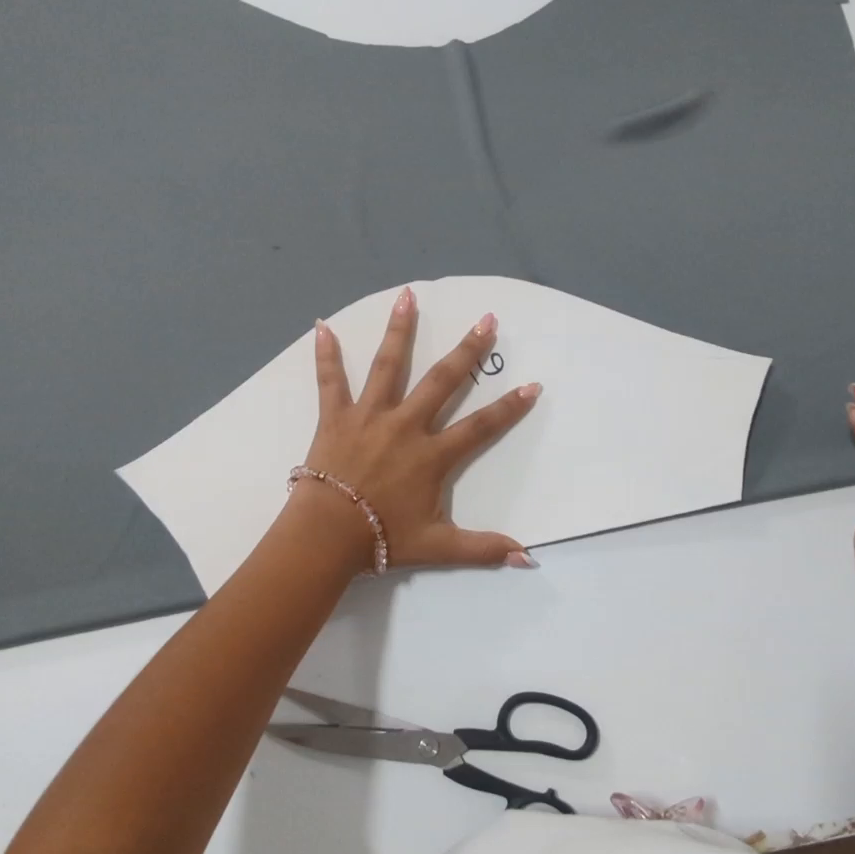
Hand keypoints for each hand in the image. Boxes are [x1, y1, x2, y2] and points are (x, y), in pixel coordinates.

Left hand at [302, 287, 541, 568]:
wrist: (327, 534)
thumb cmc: (382, 538)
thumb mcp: (439, 547)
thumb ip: (484, 549)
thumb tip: (529, 558)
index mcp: (432, 454)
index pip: (480, 426)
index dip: (509, 407)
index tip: (532, 384)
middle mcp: (406, 425)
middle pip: (442, 381)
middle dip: (467, 350)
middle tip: (486, 320)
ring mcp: (369, 416)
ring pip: (388, 366)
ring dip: (400, 330)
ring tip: (408, 296)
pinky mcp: (336, 417)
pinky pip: (330, 380)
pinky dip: (326, 354)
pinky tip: (322, 326)